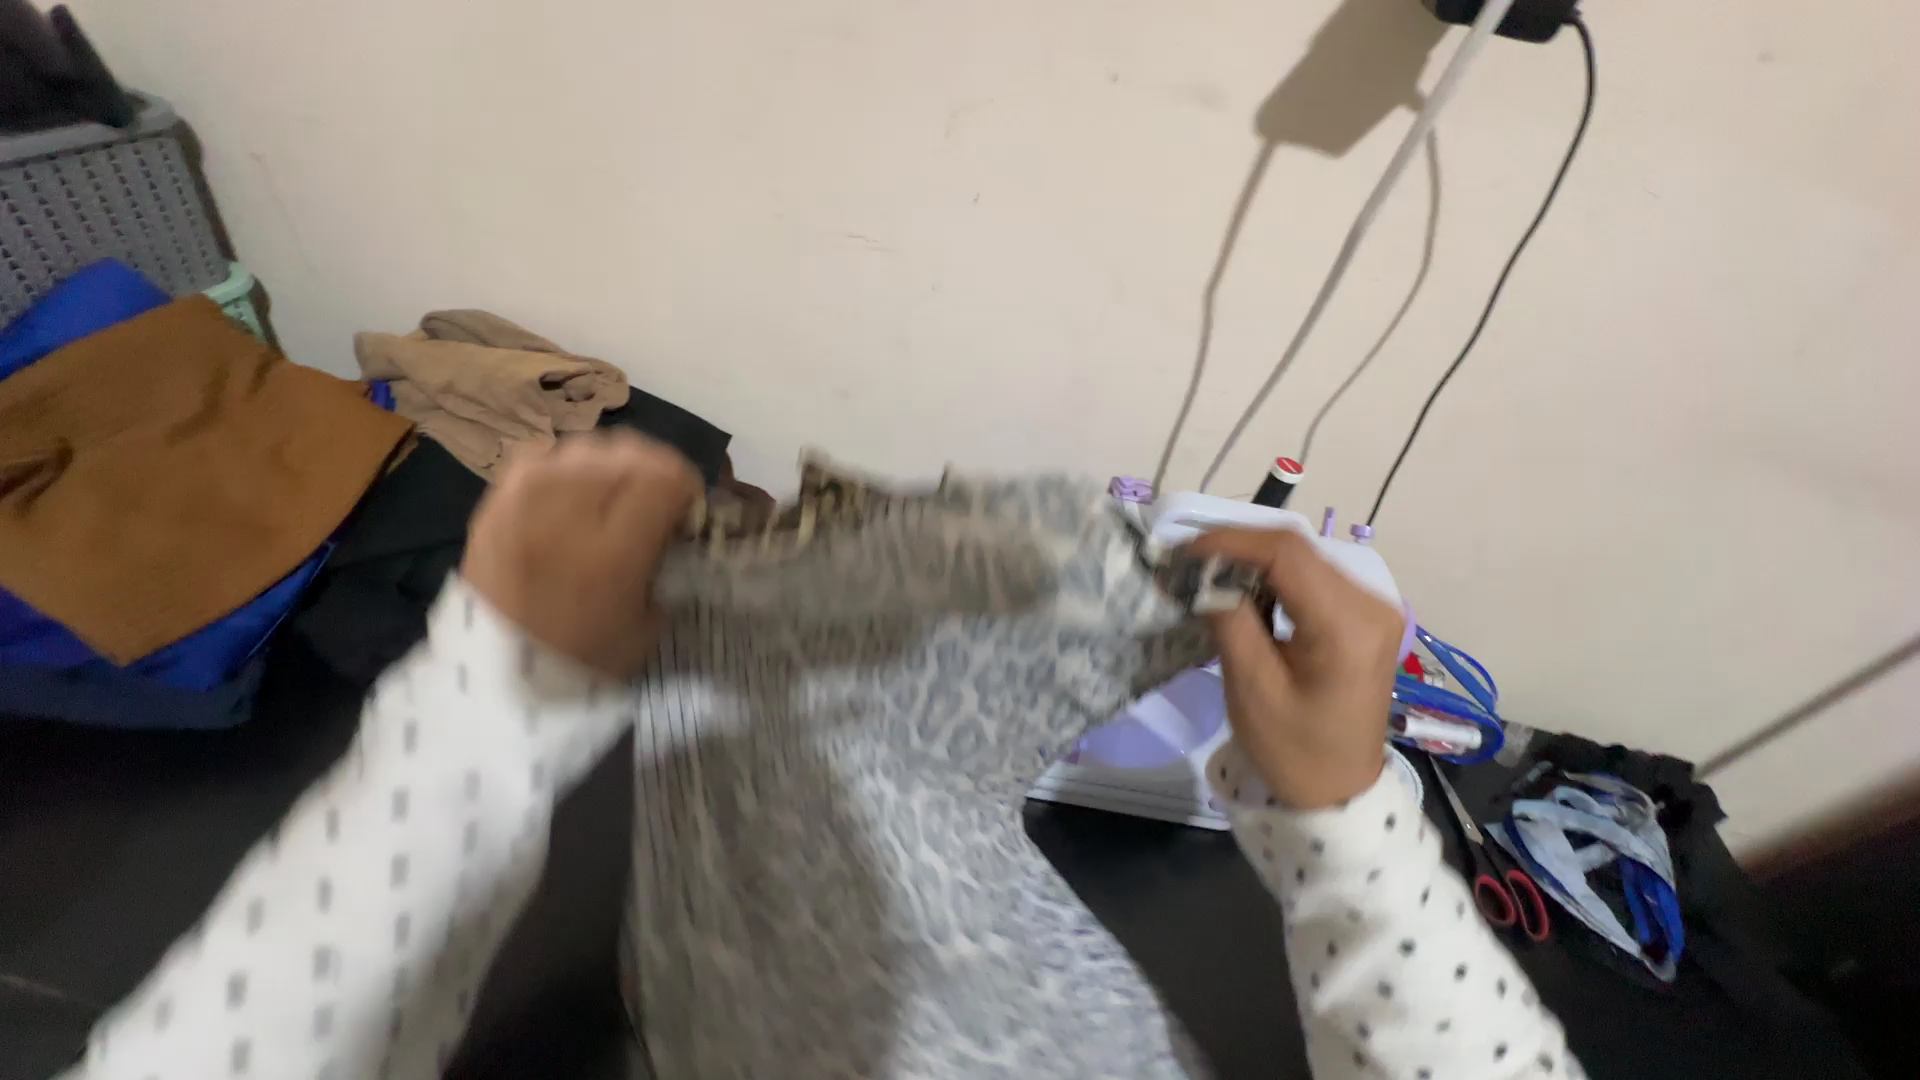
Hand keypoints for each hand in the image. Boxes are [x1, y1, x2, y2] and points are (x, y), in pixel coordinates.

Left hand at [461, 430, 700, 677]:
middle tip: (659, 491)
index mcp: (611, 555)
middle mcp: (566, 518)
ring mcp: (523, 506)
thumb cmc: (587, 658)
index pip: (664, 480)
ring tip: (617, 485)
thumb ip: (667, 563)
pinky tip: (574, 485)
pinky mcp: (494, 505)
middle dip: (655, 467)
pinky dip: (565, 464)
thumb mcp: (649, 620)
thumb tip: (678, 524)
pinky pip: (539, 456)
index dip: (687, 484)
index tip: (690, 503)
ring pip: (584, 447)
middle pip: (626, 454)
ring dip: (612, 461)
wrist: (501, 678)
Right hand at [1186, 528, 1404, 809]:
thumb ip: (1230, 618)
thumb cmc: (1291, 747)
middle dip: (1236, 547)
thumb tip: (1204, 573)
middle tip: (1187, 561)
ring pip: (1302, 557)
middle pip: (1296, 549)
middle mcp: (1371, 604)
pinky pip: (1311, 576)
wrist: (1336, 789)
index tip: (1184, 551)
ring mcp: (1372, 607)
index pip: (1287, 553)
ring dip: (1251, 558)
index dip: (1230, 541)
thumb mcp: (1251, 686)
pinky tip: (1240, 586)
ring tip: (1205, 571)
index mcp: (1348, 625)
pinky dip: (1271, 574)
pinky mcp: (1362, 614)